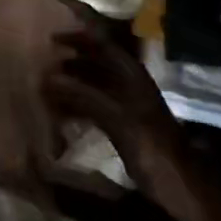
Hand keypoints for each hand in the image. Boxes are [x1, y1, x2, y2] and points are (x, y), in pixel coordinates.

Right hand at [44, 28, 184, 184]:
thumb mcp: (116, 118)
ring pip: (95, 85)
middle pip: (98, 64)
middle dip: (72, 61)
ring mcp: (126, 105)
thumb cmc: (149, 144)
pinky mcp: (122, 125)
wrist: (176, 181)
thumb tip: (48, 78)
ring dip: (72, 83)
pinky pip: (94, 106)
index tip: (53, 39)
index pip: (104, 46)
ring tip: (45, 84)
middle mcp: (130, 85)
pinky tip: (59, 110)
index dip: (80, 39)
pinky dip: (76, 104)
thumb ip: (83, 96)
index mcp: (133, 77)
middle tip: (44, 61)